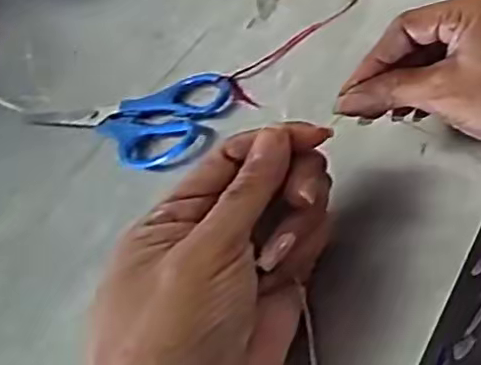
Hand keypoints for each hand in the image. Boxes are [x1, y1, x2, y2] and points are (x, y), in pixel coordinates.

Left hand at [90, 125, 333, 364]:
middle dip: (296, 179)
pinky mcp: (280, 273)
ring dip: (301, 216)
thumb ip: (246, 189)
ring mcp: (249, 252)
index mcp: (178, 219)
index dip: (276, 141)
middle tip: (300, 196)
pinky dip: (307, 242)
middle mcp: (215, 230)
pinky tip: (285, 269)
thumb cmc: (166, 345)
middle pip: (275, 172)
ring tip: (280, 252)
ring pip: (298, 199)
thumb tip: (274, 137)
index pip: (235, 157)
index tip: (314, 136)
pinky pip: (310, 232)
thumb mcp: (203, 254)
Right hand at [335, 0, 480, 144]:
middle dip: (393, 70)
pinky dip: (437, 73)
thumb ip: (392, 89)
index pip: (407, 26)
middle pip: (422, 34)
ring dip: (413, 75)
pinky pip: (459, 51)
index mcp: (470, 6)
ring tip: (386, 108)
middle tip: (364, 104)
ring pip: (440, 45)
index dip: (375, 61)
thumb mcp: (442, 92)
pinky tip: (417, 100)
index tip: (352, 92)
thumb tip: (350, 97)